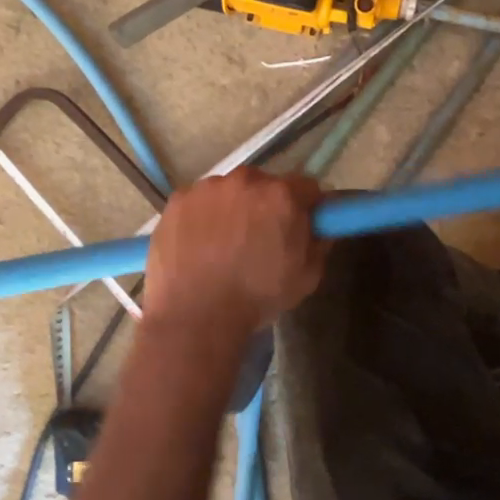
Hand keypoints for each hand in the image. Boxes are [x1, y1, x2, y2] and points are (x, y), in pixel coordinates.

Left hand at [144, 167, 327, 333]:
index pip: (306, 187)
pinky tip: (198, 245)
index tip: (299, 225)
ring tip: (223, 245)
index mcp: (282, 196)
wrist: (195, 319)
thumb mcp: (305, 278)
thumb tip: (322, 227)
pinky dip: (201, 217)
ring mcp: (208, 188)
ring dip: (232, 208)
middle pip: (265, 184)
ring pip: (229, 191)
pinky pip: (198, 202)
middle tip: (258, 238)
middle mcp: (246, 180)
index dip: (305, 206)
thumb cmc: (256, 299)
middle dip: (266, 206)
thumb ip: (319, 244)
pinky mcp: (178, 200)